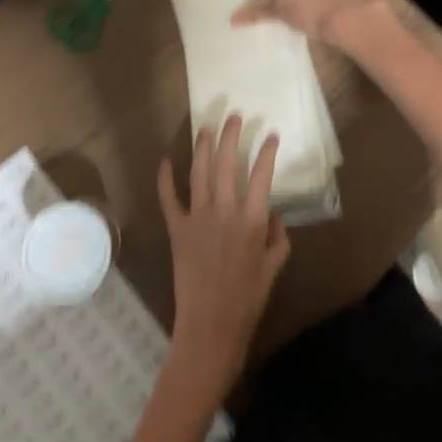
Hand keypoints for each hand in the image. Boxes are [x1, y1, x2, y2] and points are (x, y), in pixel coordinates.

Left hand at [157, 114, 290, 388]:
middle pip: (226, 164)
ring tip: (206, 127)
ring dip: (203, 147)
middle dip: (230, 136)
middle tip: (233, 117)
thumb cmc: (248, 299)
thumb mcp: (274, 267)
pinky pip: (168, 198)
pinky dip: (165, 178)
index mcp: (251, 220)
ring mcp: (197, 218)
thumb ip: (277, 238)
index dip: (266, 152)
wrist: (211, 325)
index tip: (271, 135)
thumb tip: (272, 216)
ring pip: (199, 173)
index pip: (261, 175)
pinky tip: (165, 160)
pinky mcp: (177, 229)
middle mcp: (224, 211)